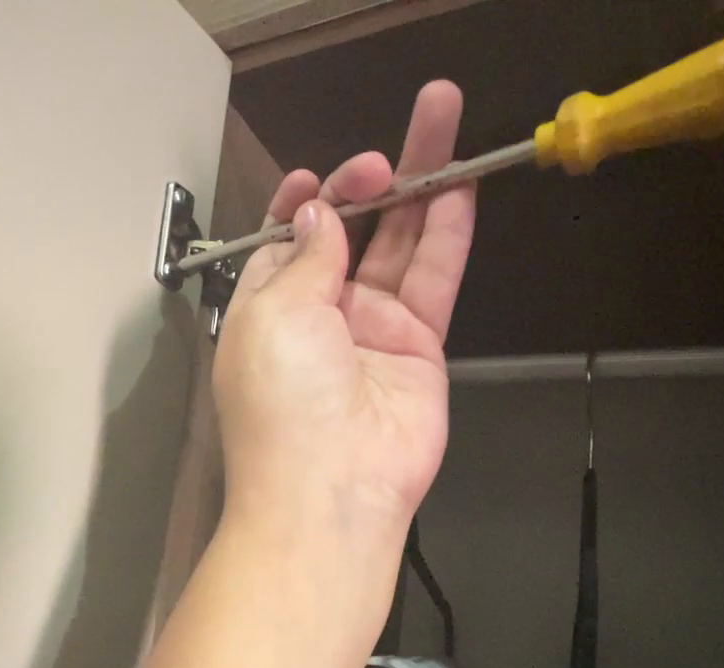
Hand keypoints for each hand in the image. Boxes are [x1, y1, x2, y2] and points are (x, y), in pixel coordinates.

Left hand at [212, 80, 473, 548]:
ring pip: (397, 246)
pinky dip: (446, 232)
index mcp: (265, 311)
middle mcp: (316, 317)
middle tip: (397, 138)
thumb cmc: (280, 400)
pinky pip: (432, 279)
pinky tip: (458, 187)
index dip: (299, 205)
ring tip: (441, 124)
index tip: (315, 176)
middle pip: (346, 234)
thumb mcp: (272, 314)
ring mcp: (369, 332)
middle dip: (367, 181)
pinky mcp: (418, 348)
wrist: (330, 487)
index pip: (282, 244)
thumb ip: (302, 257)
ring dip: (418, 188)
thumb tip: (316, 215)